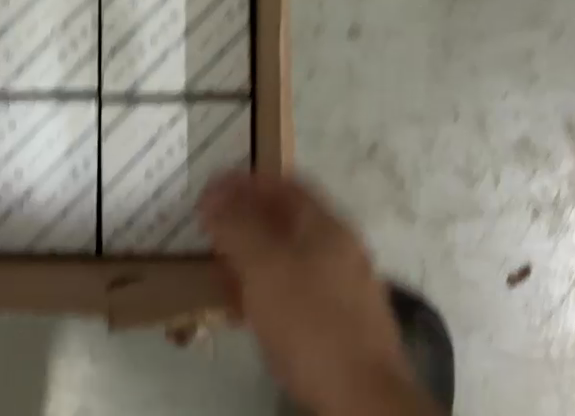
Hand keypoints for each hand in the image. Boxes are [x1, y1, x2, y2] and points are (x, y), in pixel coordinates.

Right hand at [199, 173, 436, 415]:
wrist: (365, 399)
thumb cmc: (311, 323)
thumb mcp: (264, 267)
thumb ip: (237, 227)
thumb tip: (214, 197)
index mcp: (326, 225)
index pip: (282, 183)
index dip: (243, 180)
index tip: (209, 188)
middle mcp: (340, 248)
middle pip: (286, 219)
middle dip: (245, 219)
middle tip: (210, 228)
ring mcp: (345, 286)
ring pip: (290, 256)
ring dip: (253, 256)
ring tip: (220, 269)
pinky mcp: (342, 322)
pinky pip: (296, 289)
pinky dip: (267, 287)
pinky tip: (246, 307)